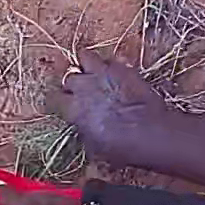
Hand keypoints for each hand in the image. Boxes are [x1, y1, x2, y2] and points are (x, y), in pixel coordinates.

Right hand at [48, 54, 171, 168]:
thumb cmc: (122, 148)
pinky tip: (114, 74)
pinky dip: (109, 65)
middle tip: (81, 93)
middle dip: (72, 85)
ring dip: (86, 65)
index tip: (62, 107)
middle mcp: (83, 86)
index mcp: (73, 108)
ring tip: (93, 74)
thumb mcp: (94, 147)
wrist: (152, 132)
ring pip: (84, 56)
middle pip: (68, 77)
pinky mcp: (123, 67)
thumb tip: (81, 124)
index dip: (57, 102)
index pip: (52, 99)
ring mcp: (103, 73)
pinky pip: (109, 59)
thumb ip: (83, 129)